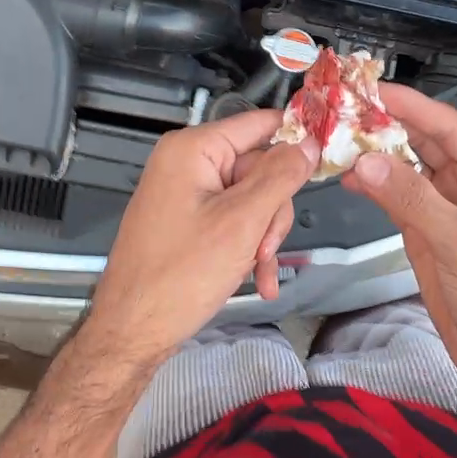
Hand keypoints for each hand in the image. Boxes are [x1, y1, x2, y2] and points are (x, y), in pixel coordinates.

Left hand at [85, 109, 317, 370]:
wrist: (131, 334)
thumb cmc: (182, 274)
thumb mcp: (242, 222)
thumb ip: (280, 177)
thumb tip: (310, 144)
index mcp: (194, 148)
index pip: (260, 124)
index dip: (295, 141)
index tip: (326, 164)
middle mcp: (188, 161)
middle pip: (259, 167)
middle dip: (272, 210)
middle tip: (266, 248)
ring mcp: (187, 192)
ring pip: (251, 198)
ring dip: (264, 235)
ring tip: (260, 271)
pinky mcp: (188, 220)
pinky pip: (232, 219)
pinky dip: (247, 246)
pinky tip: (259, 280)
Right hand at [344, 85, 456, 391]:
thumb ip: (413, 199)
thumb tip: (366, 161)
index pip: (445, 126)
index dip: (411, 104)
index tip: (373, 89)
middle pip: (421, 140)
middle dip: (385, 123)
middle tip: (344, 108)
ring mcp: (440, 205)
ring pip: (403, 166)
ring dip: (373, 152)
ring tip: (336, 136)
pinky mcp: (421, 229)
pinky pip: (393, 195)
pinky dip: (370, 184)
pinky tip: (346, 176)